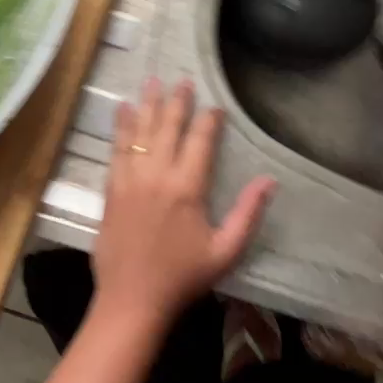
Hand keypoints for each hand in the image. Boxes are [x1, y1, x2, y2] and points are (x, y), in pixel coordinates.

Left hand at [94, 78, 274, 327]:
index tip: (216, 107)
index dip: (209, 120)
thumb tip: (270, 180)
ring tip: (152, 81)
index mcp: (187, 187)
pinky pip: (116, 150)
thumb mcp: (225, 251)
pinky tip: (121, 110)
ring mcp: (131, 180)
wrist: (132, 301)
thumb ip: (248, 213)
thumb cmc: (182, 277)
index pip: (200, 140)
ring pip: (139, 132)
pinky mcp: (112, 189)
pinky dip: (120, 127)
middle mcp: (157, 175)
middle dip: (177, 101)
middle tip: (183, 80)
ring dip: (147, 105)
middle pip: (168, 127)